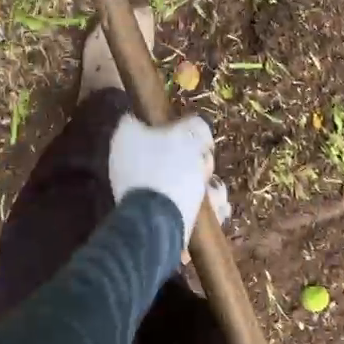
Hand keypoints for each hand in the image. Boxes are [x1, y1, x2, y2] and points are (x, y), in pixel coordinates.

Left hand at [108, 114, 217, 243]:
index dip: (173, 120)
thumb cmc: (170, 172)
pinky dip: (200, 207)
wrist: (158, 226)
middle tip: (204, 165)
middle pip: (170, 150)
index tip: (191, 129)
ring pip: (180, 178)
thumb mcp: (190, 136)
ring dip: (204, 186)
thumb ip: (195, 126)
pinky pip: (181, 202)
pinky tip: (216, 211)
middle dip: (196, 159)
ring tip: (214, 195)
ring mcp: (138, 190)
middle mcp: (127, 161)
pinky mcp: (151, 213)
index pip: (147, 117)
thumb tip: (196, 128)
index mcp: (127, 136)